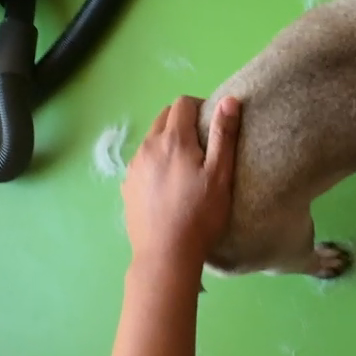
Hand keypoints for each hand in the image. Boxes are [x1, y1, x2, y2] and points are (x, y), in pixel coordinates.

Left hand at [122, 96, 240, 282]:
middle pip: (164, 117)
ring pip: (151, 139)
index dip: (201, 108)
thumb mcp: (220, 174)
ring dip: (167, 141)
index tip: (213, 128)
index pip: (183, 103)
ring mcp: (134, 167)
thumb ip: (223, 134)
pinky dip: (155, 162)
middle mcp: (147, 146)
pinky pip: (142, 162)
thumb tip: (228, 99)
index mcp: (172, 139)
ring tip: (184, 168)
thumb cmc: (200, 215)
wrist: (165, 256)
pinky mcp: (126, 186)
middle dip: (183, 121)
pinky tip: (167, 187)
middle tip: (202, 146)